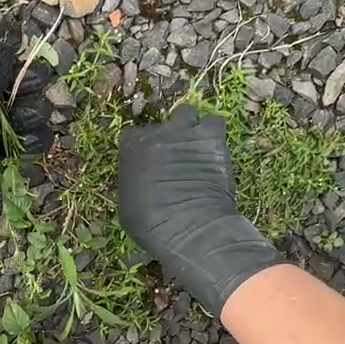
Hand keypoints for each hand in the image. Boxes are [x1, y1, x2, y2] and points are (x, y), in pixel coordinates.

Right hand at [117, 104, 278, 314]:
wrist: (187, 228)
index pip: (133, 135)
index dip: (143, 148)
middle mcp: (159, 133)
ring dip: (195, 129)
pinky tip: (215, 154)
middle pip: (165, 121)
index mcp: (133, 146)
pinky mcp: (214, 140)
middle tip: (177, 151)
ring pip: (192, 115)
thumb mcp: (128, 203)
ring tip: (199, 147)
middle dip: (171, 133)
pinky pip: (216, 125)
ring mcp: (188, 133)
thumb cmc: (150, 223)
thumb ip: (135, 180)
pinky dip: (215, 137)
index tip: (149, 161)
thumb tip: (143, 179)